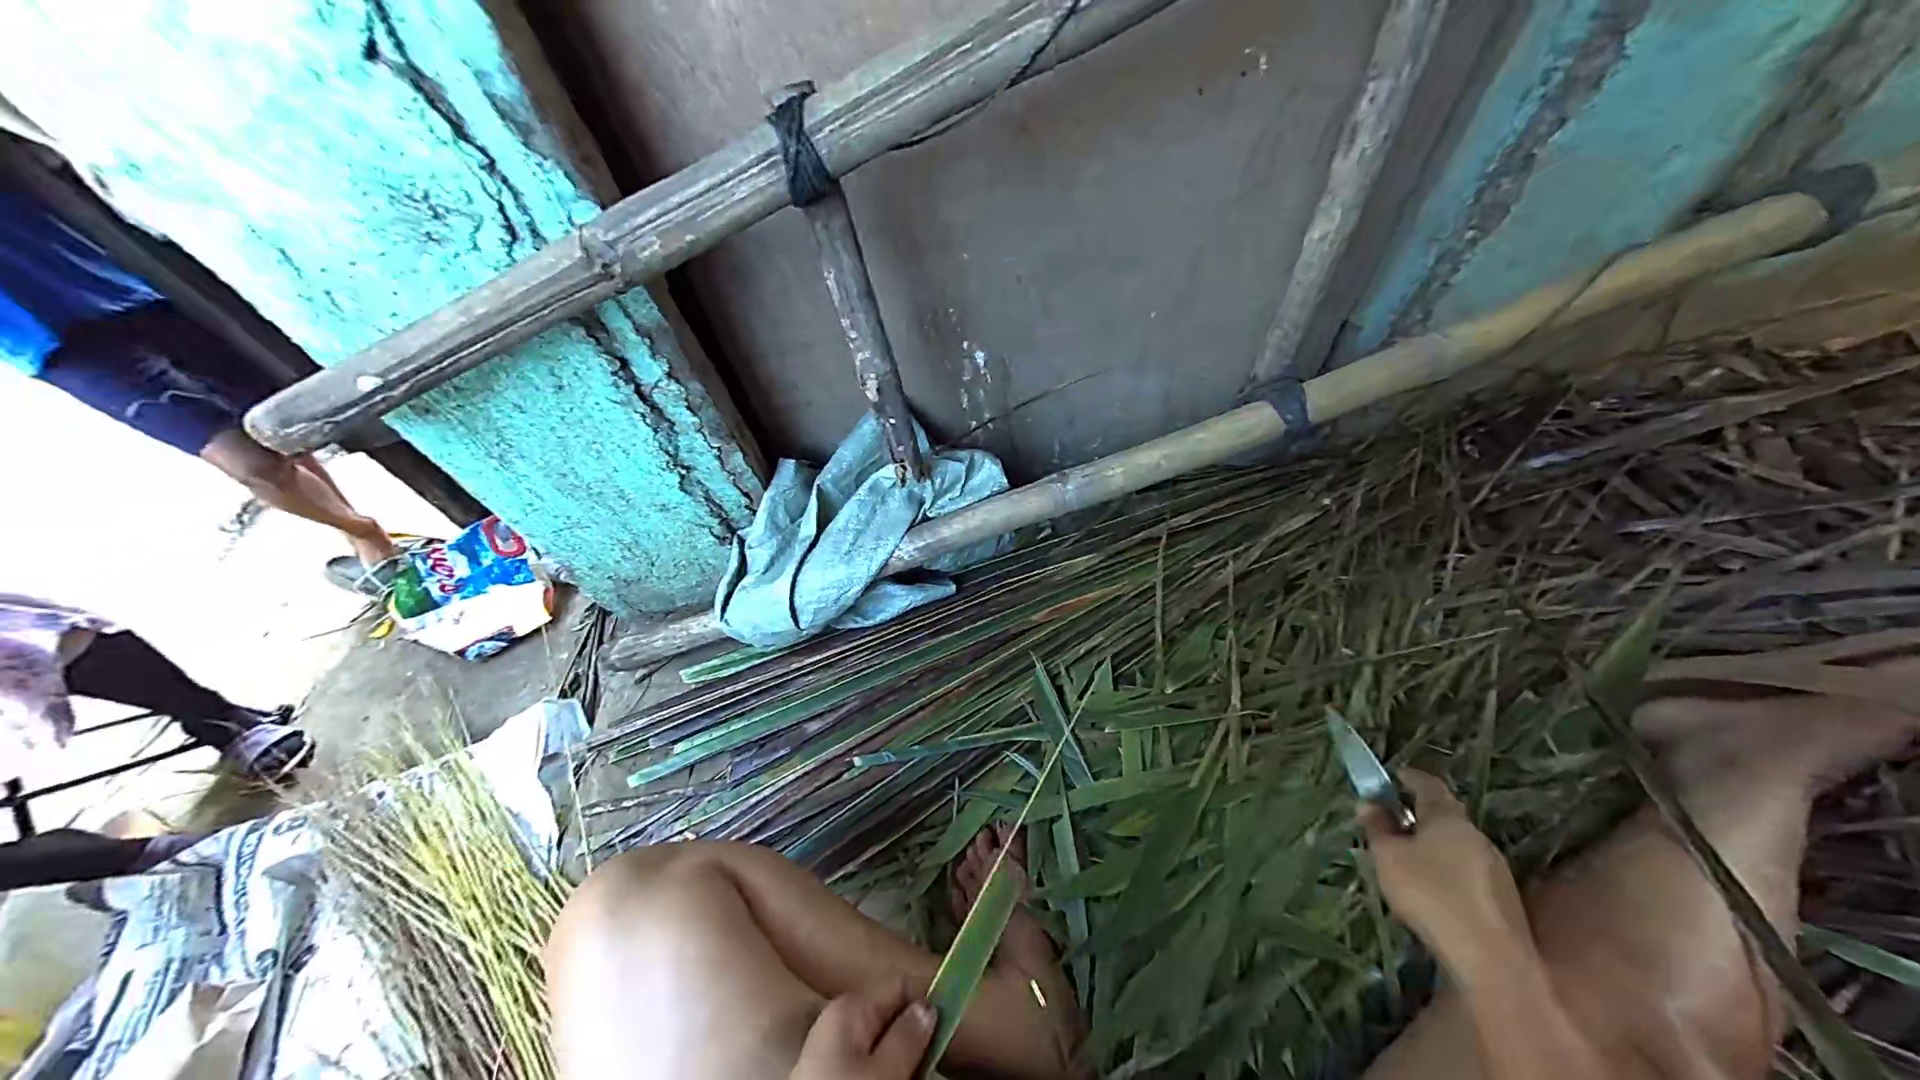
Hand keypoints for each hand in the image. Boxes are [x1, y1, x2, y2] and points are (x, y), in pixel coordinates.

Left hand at [789, 980, 936, 1079]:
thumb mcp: (885, 1072)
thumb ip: (909, 1035)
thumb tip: (928, 1006)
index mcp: (850, 1007)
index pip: (900, 985)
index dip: (926, 1002)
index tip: (947, 1027)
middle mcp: (841, 1022)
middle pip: (894, 1021)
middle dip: (915, 1043)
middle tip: (926, 1068)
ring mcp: (834, 1053)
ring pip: (885, 1050)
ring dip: (903, 1066)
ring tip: (910, 1079)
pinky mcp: (832, 1076)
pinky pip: (870, 1069)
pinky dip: (885, 1077)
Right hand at [1358, 769, 1531, 975]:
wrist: (1490, 958)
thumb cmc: (1430, 894)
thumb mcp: (1388, 857)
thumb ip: (1377, 828)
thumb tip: (1369, 805)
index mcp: (1448, 818)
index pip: (1428, 785)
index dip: (1408, 777)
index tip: (1390, 777)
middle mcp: (1476, 835)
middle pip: (1443, 815)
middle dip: (1416, 815)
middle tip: (1389, 824)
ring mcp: (1494, 867)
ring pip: (1455, 844)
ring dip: (1431, 844)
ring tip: (1405, 860)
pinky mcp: (1502, 896)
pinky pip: (1466, 869)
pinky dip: (1446, 869)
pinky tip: (1431, 890)